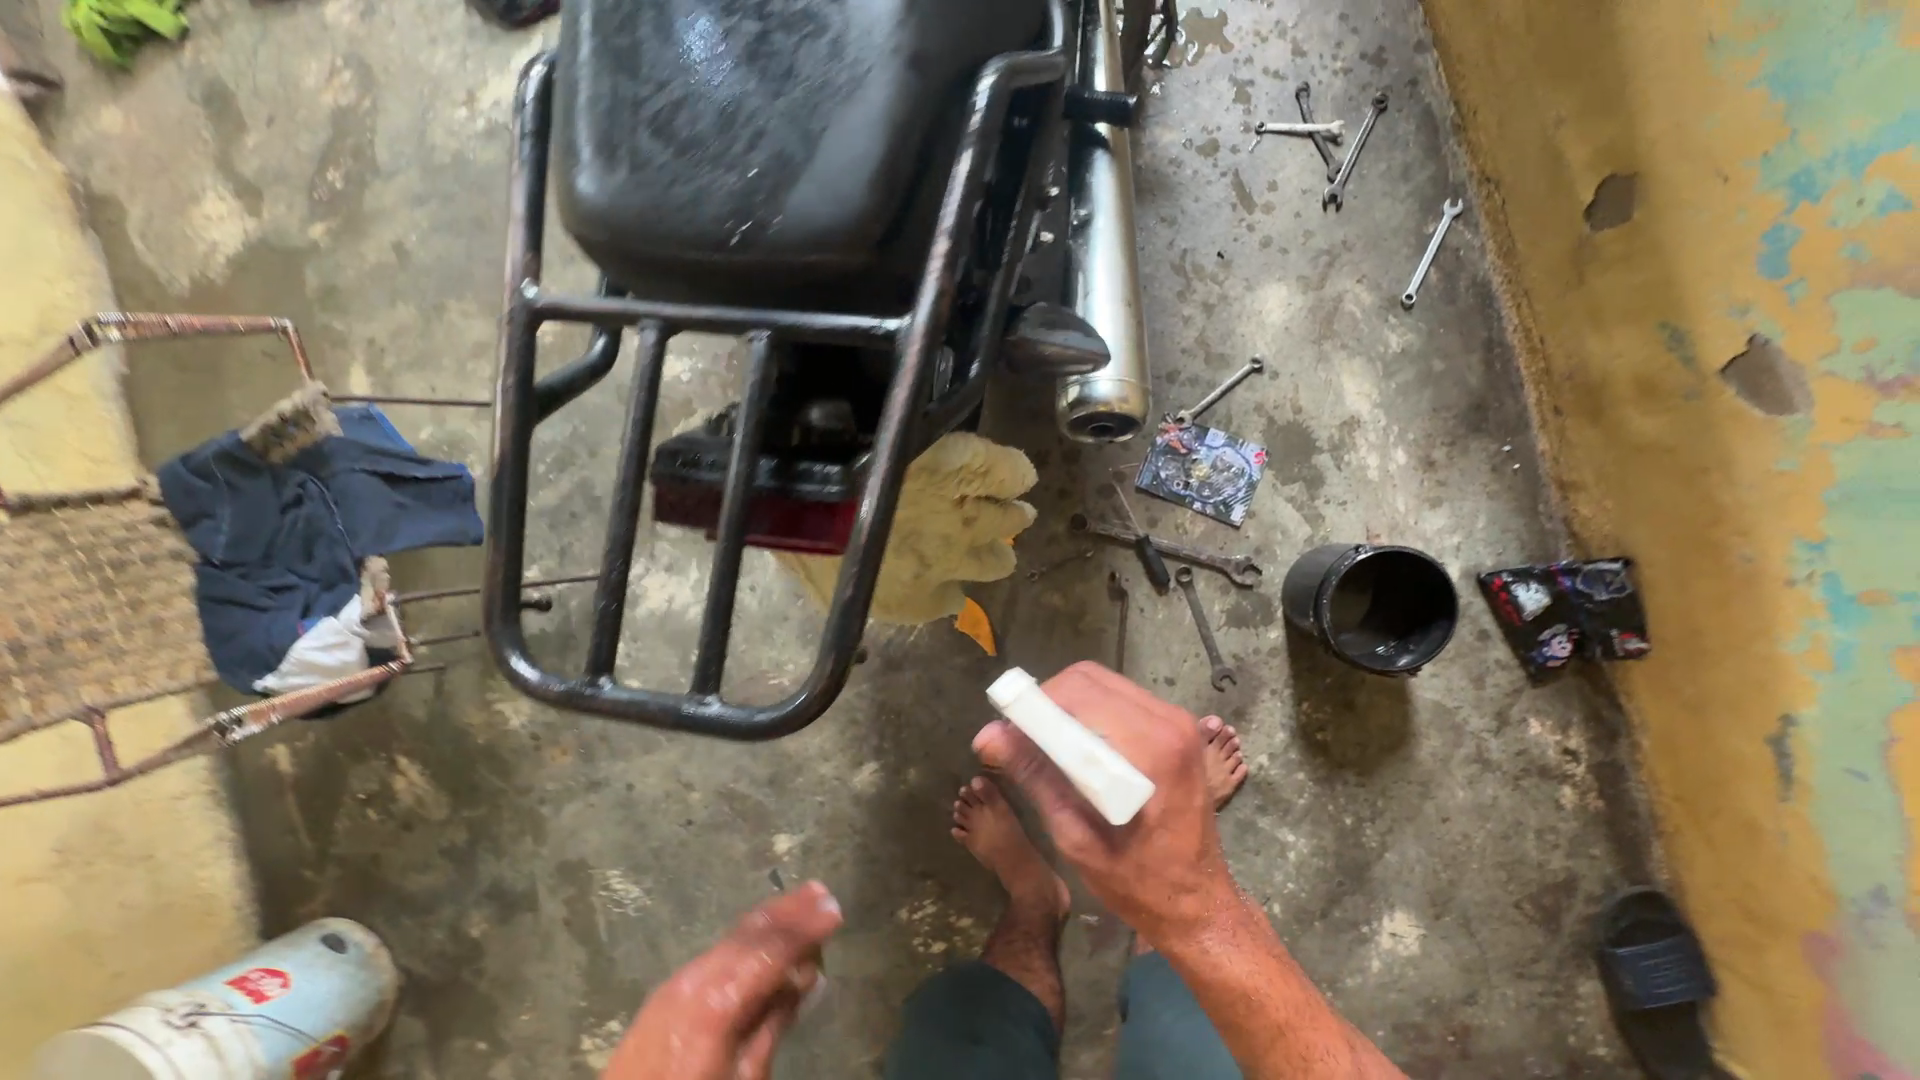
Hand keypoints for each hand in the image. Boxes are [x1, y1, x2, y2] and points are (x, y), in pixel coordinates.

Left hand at [601, 883, 841, 1079]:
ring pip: (731, 939)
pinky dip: (744, 939)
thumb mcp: (746, 1077)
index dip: (805, 928)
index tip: (835, 911)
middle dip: (788, 912)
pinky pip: (715, 953)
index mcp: (718, 1002)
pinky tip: (762, 937)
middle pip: (750, 934)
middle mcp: (696, 978)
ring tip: (800, 902)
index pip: (772, 950)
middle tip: (822, 893)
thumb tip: (807, 977)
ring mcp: (676, 982)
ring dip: (768, 919)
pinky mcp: (666, 992)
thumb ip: (774, 1023)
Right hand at [973, 662, 1232, 940]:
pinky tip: (1073, 749)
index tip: (1004, 732)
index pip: (1078, 692)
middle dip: (1046, 702)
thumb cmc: (1138, 883)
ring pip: (1104, 685)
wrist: (1198, 903)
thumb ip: (1035, 776)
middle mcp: (1169, 721)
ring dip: (1066, 707)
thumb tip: (988, 736)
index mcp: (1151, 746)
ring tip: (1041, 745)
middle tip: (1019, 738)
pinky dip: (1089, 714)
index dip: (1032, 705)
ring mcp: (1178, 722)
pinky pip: (1121, 701)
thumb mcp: (1076, 835)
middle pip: (1089, 679)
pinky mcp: (1177, 730)